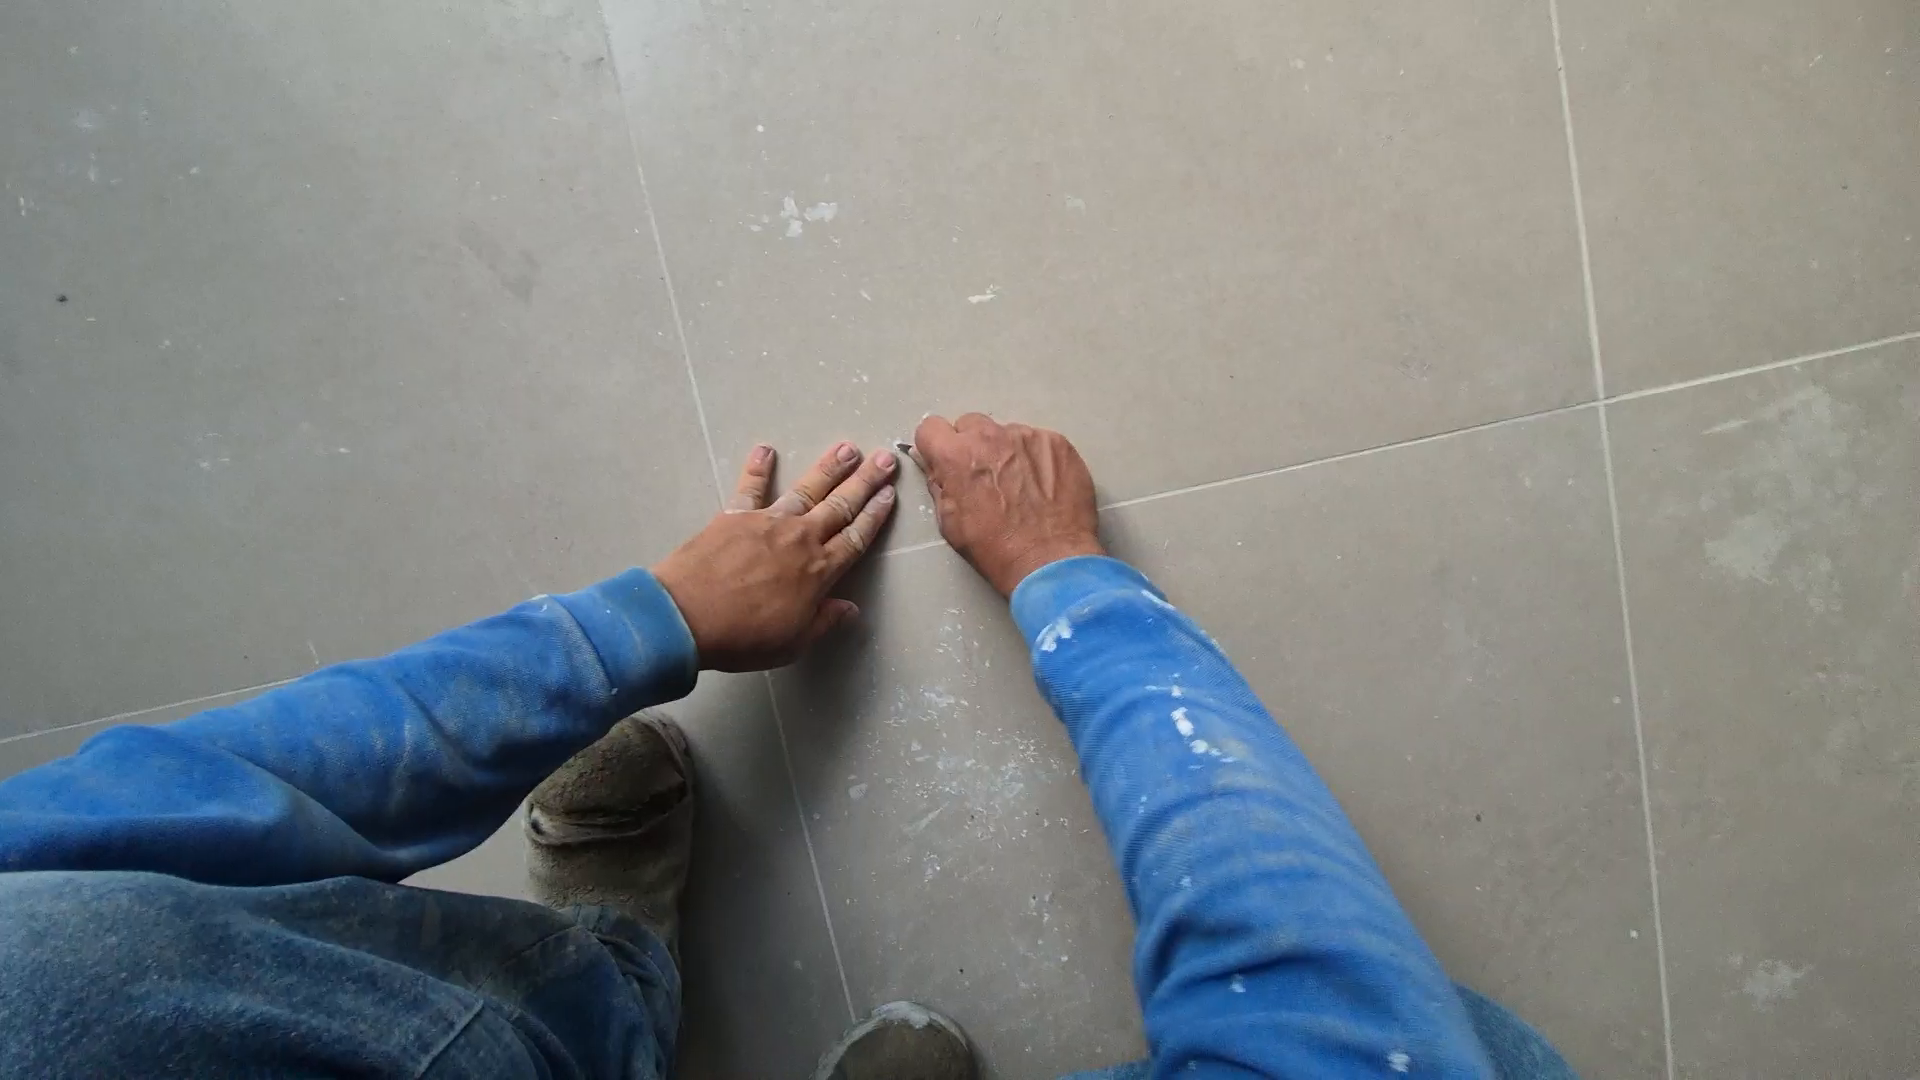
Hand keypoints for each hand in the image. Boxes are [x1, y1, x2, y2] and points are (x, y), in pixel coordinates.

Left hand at [652, 441, 896, 670]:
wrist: (688, 617)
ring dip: (829, 467)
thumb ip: (824, 621)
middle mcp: (801, 538)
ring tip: (846, 448)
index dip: (876, 515)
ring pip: (807, 489)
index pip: (857, 537)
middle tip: (884, 457)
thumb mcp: (794, 641)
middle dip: (866, 481)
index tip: (890, 494)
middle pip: (841, 505)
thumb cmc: (744, 636)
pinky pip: (750, 487)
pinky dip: (758, 468)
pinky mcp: (736, 516)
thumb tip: (851, 609)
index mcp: (820, 570)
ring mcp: (769, 522)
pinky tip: (765, 449)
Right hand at [913, 413, 1103, 596]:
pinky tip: (1042, 486)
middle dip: (972, 445)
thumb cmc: (994, 549)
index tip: (945, 460)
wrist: (1049, 560)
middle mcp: (990, 436)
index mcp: (956, 455)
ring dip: (1007, 451)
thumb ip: (938, 483)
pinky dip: (1036, 458)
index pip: (930, 427)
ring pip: (1006, 433)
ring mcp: (1027, 436)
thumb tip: (934, 463)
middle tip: (984, 475)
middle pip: (970, 424)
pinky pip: (1038, 442)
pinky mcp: (1057, 443)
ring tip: (1019, 486)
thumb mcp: (949, 522)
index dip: (936, 445)